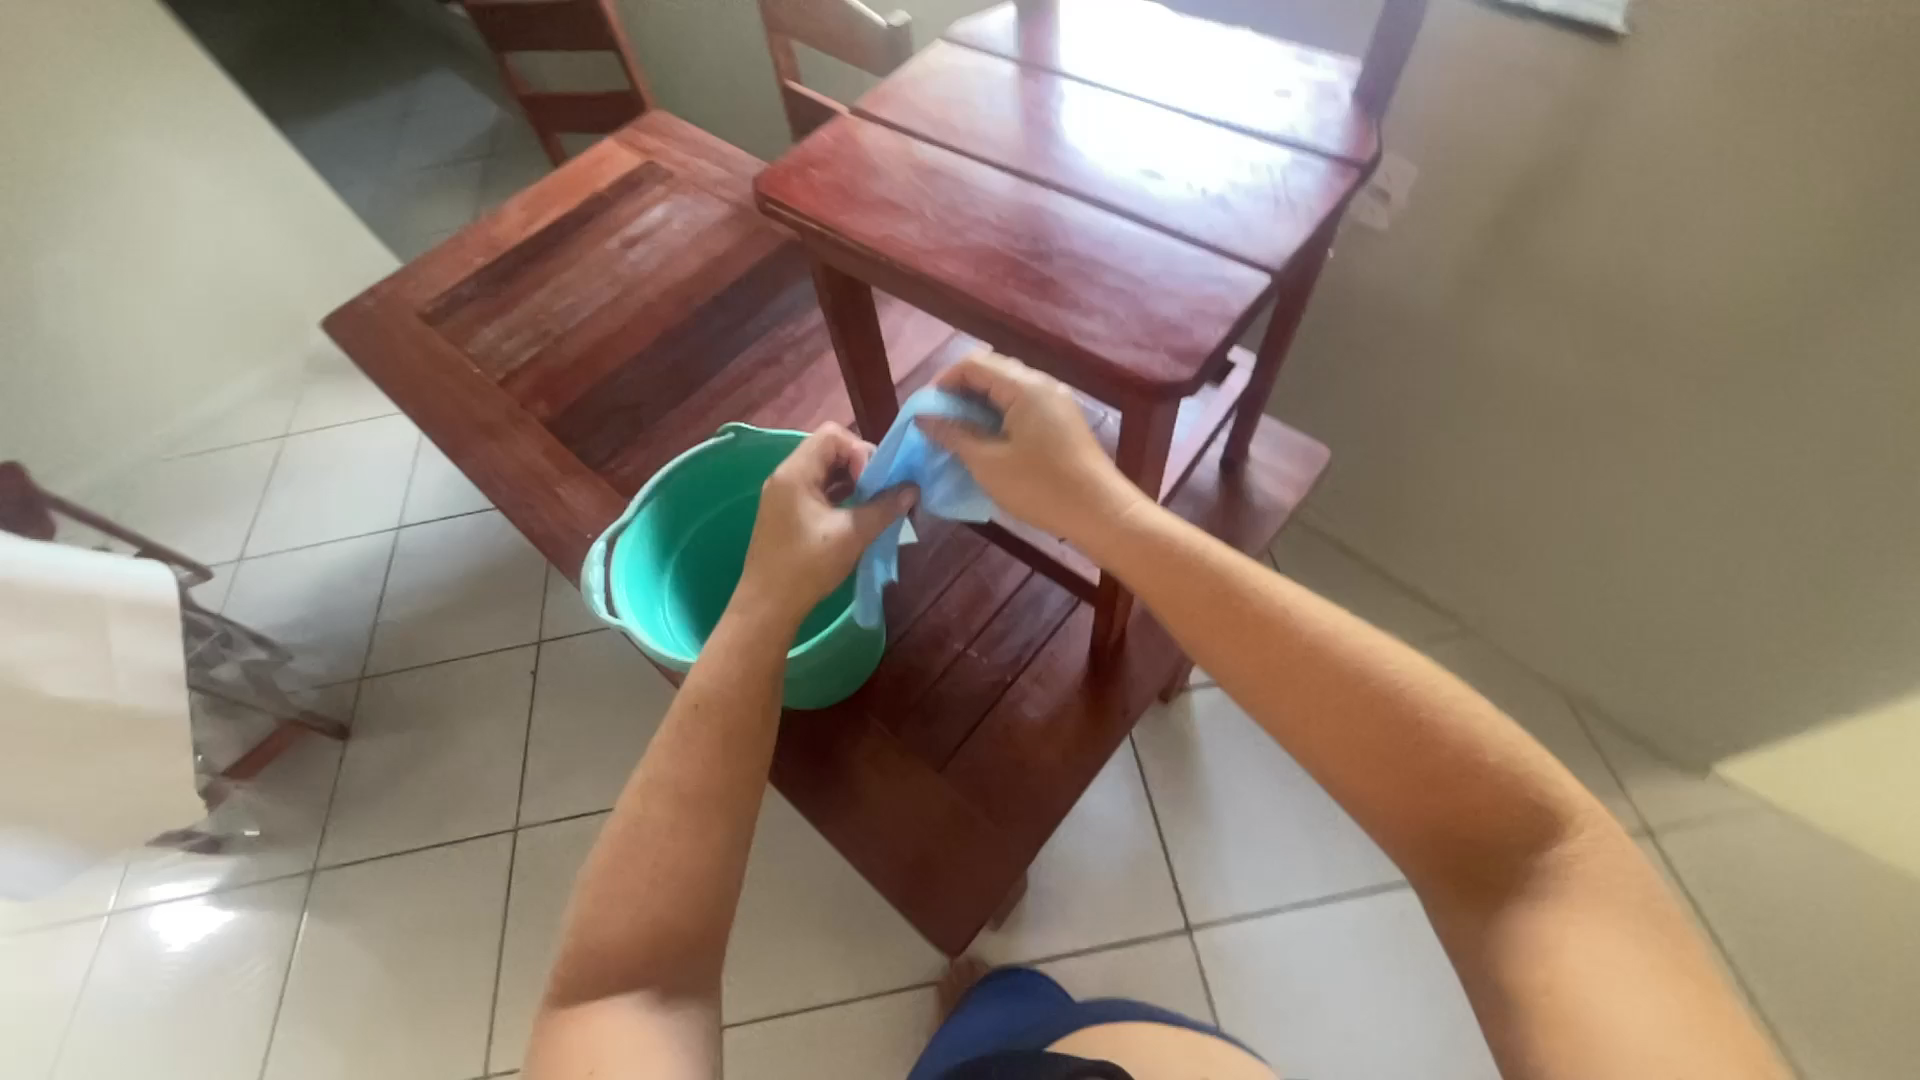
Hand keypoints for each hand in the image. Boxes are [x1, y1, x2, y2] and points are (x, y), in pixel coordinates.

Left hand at [734, 423, 916, 628]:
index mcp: (795, 473)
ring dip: (854, 484)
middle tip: (881, 493)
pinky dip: (842, 498)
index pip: (833, 435)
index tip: (874, 482)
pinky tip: (859, 518)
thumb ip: (884, 508)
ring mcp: (786, 496)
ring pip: (826, 473)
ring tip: (875, 506)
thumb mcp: (852, 534)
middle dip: (861, 467)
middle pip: (829, 450)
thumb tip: (913, 490)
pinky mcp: (789, 515)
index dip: (860, 451)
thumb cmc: (807, 566)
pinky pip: (820, 492)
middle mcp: (787, 477)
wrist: (768, 607)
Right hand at [916, 351, 1144, 542]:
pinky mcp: (1062, 422)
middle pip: (992, 372)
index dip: (943, 382)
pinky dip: (999, 417)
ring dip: (978, 407)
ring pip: (1007, 391)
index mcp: (1024, 387)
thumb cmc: (1040, 487)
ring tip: (957, 435)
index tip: (924, 411)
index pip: (973, 363)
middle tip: (938, 423)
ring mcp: (1056, 403)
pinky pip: (1023, 407)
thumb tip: (924, 418)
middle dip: (959, 393)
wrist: (1100, 513)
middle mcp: (1043, 385)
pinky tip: (986, 442)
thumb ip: (954, 435)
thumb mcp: (988, 463)